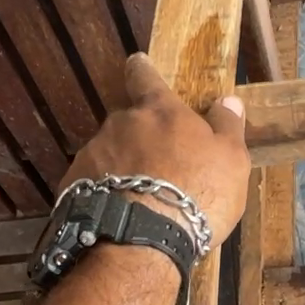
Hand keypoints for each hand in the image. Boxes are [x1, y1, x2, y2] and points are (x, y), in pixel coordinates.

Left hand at [61, 53, 250, 242]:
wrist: (143, 240)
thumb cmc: (197, 193)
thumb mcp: (231, 161)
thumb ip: (228, 127)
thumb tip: (228, 99)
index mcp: (159, 110)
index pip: (145, 76)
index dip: (143, 70)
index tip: (138, 64)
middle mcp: (120, 123)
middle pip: (128, 121)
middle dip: (139, 137)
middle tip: (157, 167)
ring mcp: (93, 153)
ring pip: (109, 153)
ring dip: (121, 168)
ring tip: (139, 201)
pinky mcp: (74, 185)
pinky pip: (92, 183)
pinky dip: (104, 194)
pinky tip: (119, 215)